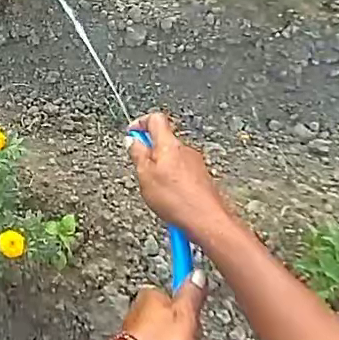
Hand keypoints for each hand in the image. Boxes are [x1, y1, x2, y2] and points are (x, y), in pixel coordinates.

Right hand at [126, 112, 236, 242]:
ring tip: (157, 190)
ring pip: (172, 158)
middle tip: (142, 171)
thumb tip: (132, 140)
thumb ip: (137, 154)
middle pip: (163, 140)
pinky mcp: (201, 178)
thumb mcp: (145, 176)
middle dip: (149, 153)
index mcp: (169, 144)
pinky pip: (182, 173)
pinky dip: (173, 181)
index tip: (131, 134)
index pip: (155, 119)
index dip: (140, 123)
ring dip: (161, 169)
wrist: (207, 221)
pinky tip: (170, 199)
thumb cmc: (177, 199)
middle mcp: (184, 149)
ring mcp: (195, 163)